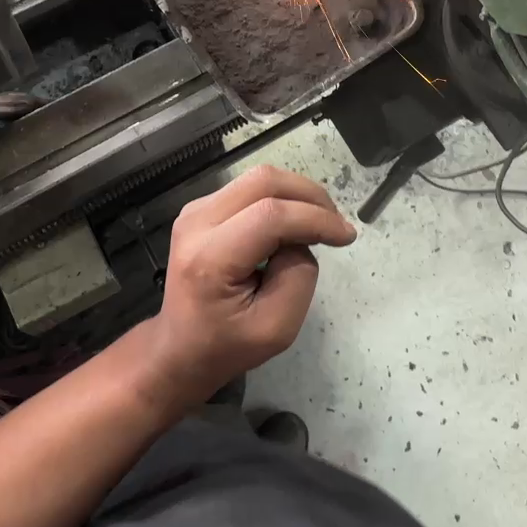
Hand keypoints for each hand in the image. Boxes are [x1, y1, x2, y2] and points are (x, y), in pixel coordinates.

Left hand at [138, 165, 356, 408]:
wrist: (179, 347)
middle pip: (263, 182)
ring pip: (257, 179)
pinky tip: (293, 224)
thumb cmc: (227, 345)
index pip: (270, 216)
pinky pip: (248, 189)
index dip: (315, 219)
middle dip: (310, 196)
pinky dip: (280, 198)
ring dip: (296, 194)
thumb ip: (298, 277)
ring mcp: (194, 211)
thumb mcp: (276, 328)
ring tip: (319, 224)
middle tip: (336, 224)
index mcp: (209, 258)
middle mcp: (196, 223)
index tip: (347, 236)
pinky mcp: (200, 208)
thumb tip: (302, 236)